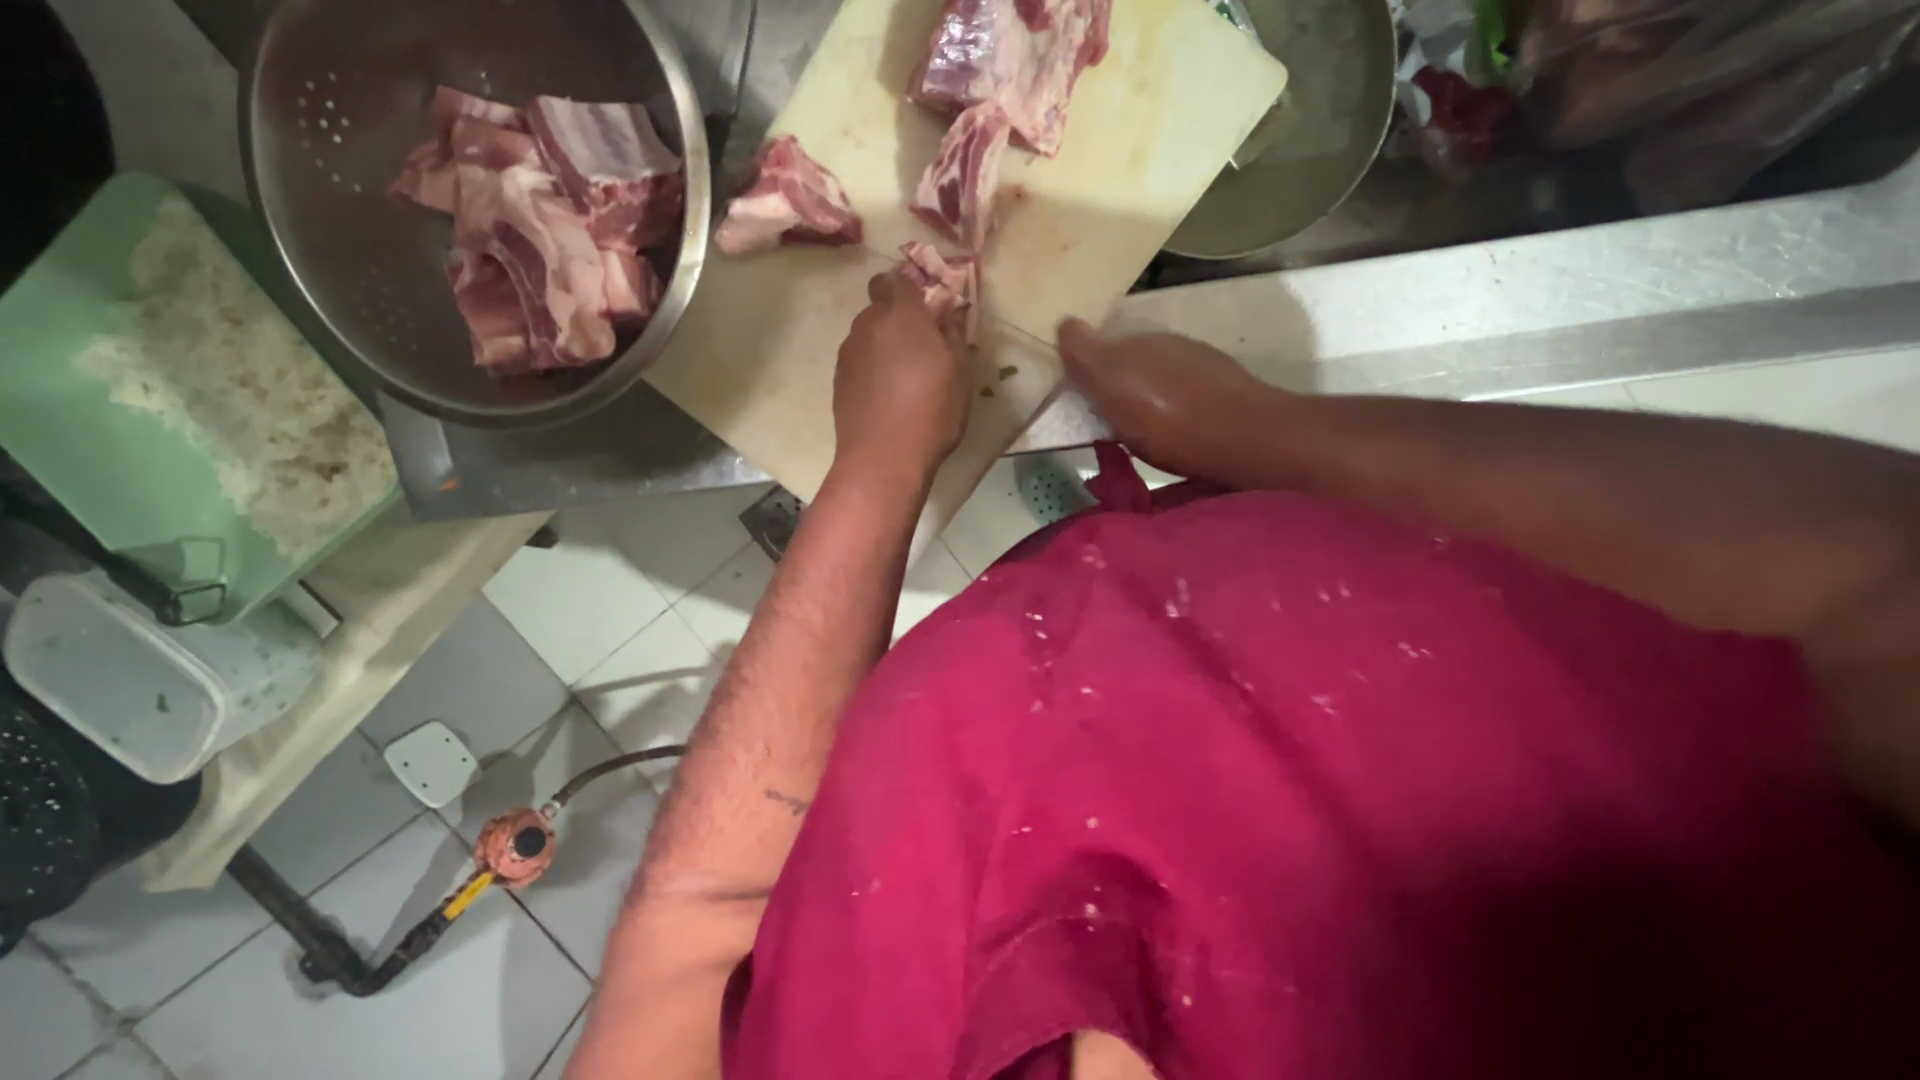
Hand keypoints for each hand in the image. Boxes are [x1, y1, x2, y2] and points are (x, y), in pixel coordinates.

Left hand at [832, 273, 969, 491]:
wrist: (883, 458)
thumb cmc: (932, 411)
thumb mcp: (960, 372)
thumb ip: (953, 334)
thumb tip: (948, 313)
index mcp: (902, 315)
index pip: (895, 280)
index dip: (908, 290)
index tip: (924, 310)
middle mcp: (869, 325)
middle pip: (879, 308)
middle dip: (896, 320)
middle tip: (920, 349)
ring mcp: (848, 352)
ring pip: (867, 336)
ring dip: (883, 346)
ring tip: (903, 379)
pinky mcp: (838, 379)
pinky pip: (858, 361)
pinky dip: (871, 369)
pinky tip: (886, 397)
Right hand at [1057, 318, 1278, 478]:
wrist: (1246, 438)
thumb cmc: (1169, 418)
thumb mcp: (1113, 386)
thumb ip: (1086, 356)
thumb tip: (1064, 323)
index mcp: (1136, 340)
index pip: (1096, 342)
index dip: (1081, 360)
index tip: (1070, 385)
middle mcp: (1166, 343)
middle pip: (1126, 358)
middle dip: (1110, 377)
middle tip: (1098, 409)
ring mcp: (1197, 363)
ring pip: (1154, 374)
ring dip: (1141, 392)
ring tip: (1131, 422)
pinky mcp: (1221, 388)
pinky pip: (1179, 392)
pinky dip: (1167, 405)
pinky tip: (1168, 427)